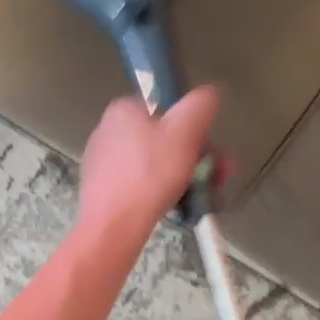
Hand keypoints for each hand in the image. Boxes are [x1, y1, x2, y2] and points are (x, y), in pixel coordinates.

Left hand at [77, 87, 221, 239]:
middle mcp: (108, 129)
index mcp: (123, 109)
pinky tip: (176, 205)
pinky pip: (140, 181)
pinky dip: (160, 190)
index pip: (169, 107)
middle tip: (217, 176)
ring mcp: (102, 160)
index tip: (210, 149)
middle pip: (165, 136)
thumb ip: (201, 104)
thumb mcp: (185, 131)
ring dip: (184, 174)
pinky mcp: (102, 187)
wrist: (113, 226)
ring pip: (155, 161)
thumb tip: (208, 94)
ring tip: (203, 195)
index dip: (194, 127)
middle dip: (196, 156)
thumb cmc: (150, 175)